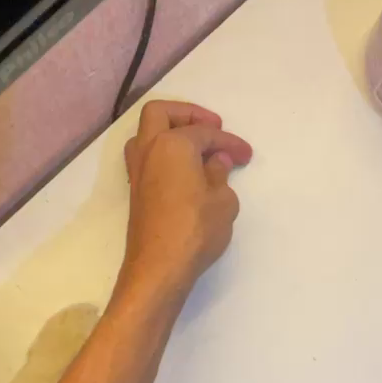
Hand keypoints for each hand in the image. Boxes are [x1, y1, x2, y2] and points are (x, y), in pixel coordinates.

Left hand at [117, 100, 252, 305]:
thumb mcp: (223, 201)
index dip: (228, 142)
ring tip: (194, 148)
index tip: (245, 155)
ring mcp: (137, 173)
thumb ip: (220, 175)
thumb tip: (215, 162)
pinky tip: (183, 170)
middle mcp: (149, 150)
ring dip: (168, 132)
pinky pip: (147, 159)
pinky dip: (163, 155)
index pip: (204, 133)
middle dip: (187, 114)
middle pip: (160, 113)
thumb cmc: (195, 231)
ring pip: (146, 135)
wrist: (159, 268)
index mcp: (172, 144)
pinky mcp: (136, 194)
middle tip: (211, 127)